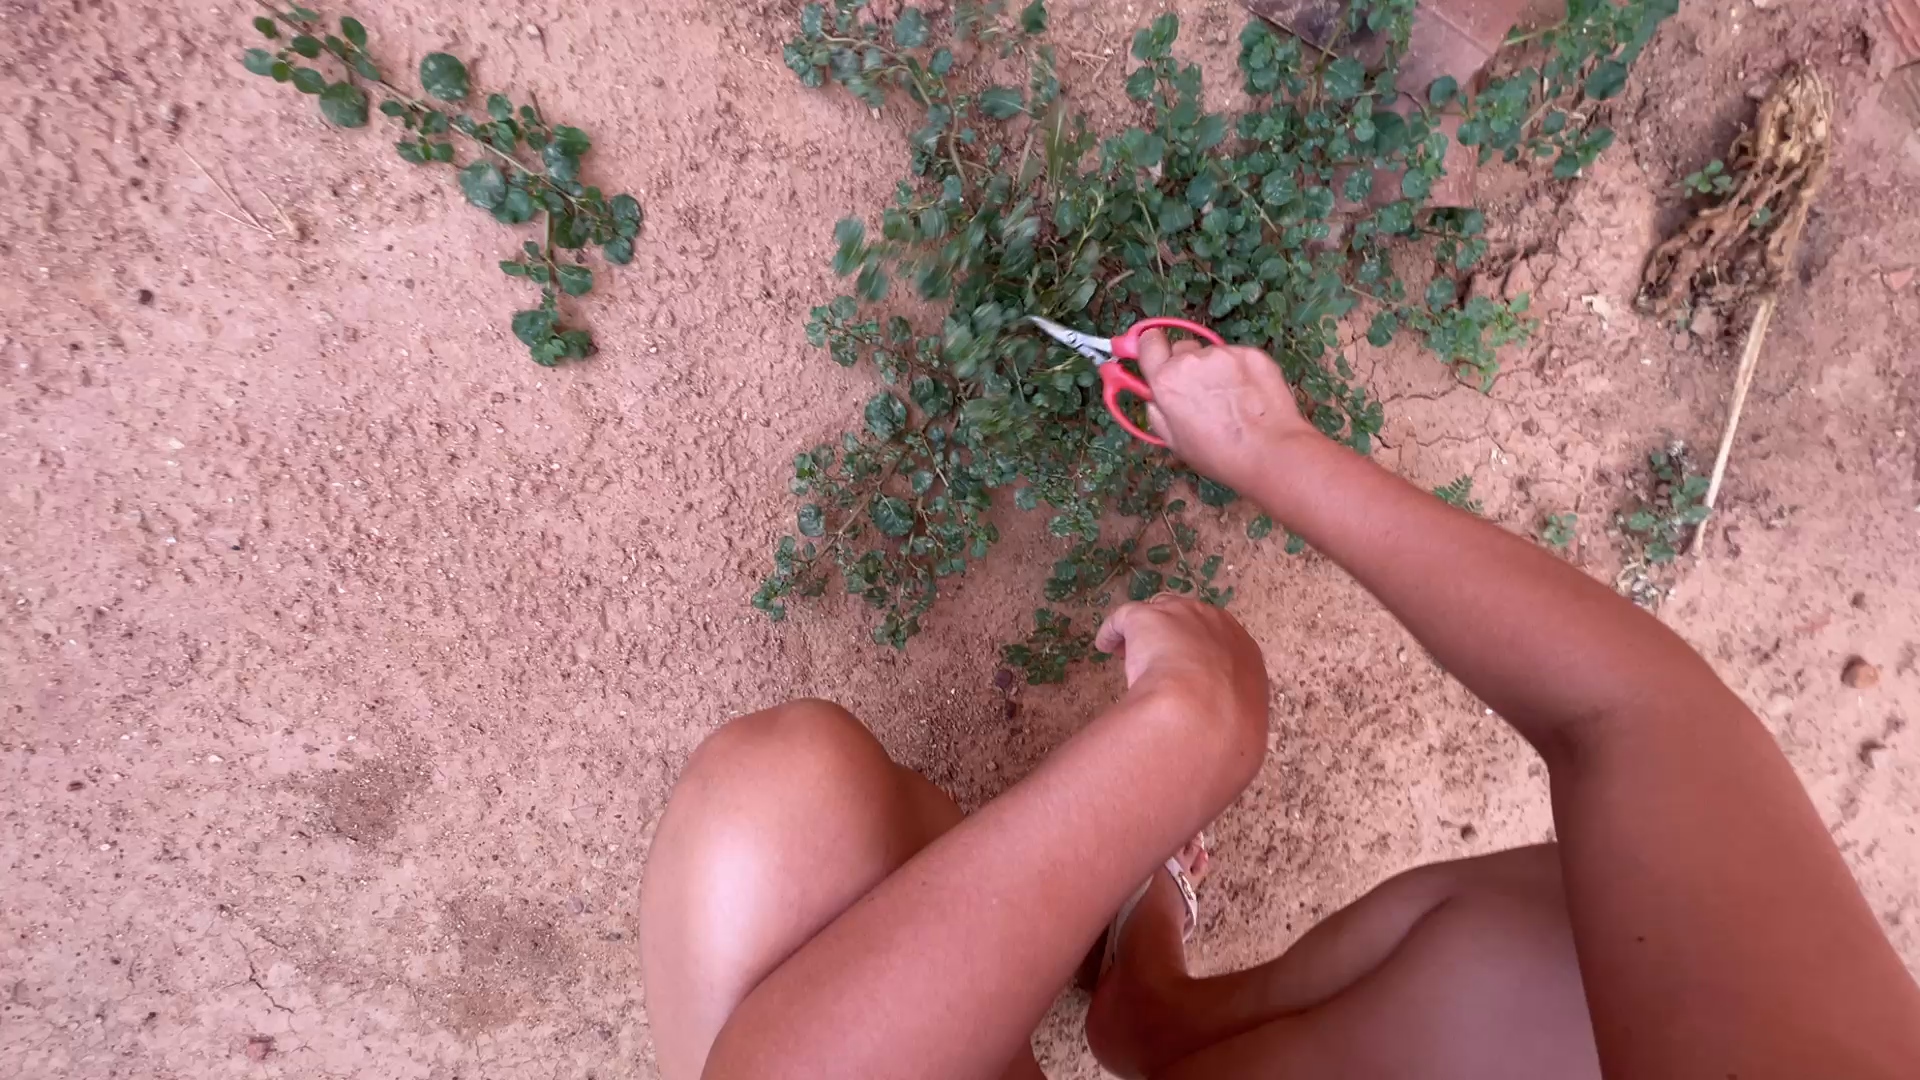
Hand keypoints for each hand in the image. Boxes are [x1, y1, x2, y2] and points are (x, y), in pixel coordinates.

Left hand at [1094, 595, 1269, 756]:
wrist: (1204, 710)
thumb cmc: (1226, 725)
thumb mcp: (1239, 725)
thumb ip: (1227, 720)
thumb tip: (1217, 741)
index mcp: (1244, 653)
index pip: (1220, 643)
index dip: (1198, 654)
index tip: (1183, 669)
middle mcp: (1215, 624)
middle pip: (1188, 619)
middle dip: (1171, 635)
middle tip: (1154, 659)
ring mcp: (1180, 616)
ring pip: (1157, 613)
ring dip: (1144, 632)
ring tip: (1125, 652)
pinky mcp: (1146, 618)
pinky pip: (1124, 619)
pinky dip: (1112, 632)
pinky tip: (1103, 646)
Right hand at [1135, 329, 1317, 493]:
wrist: (1269, 451)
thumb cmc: (1216, 454)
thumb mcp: (1173, 441)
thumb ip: (1157, 411)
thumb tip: (1156, 397)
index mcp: (1166, 380)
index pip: (1150, 342)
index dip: (1152, 349)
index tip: (1159, 359)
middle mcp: (1192, 359)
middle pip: (1182, 348)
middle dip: (1186, 365)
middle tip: (1199, 392)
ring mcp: (1225, 353)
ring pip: (1211, 354)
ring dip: (1214, 369)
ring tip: (1230, 398)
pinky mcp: (1252, 353)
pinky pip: (1237, 357)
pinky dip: (1239, 370)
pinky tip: (1248, 395)